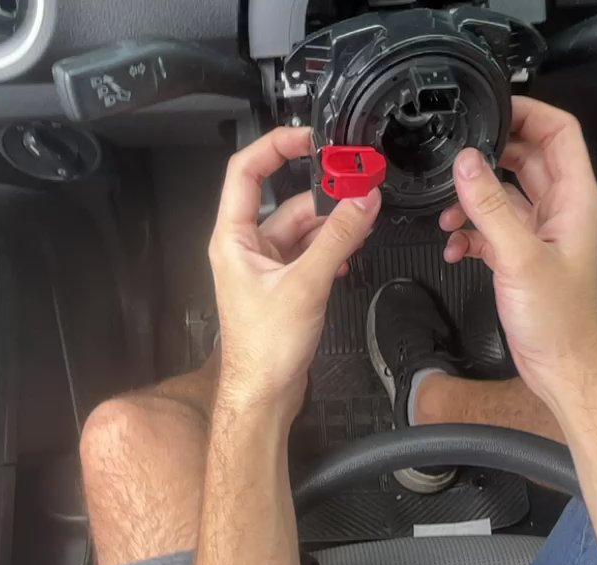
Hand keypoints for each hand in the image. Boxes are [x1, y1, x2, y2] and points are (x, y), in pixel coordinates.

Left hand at [209, 127, 381, 416]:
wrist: (265, 393)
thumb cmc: (264, 350)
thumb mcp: (305, 285)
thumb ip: (337, 239)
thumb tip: (362, 201)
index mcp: (233, 239)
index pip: (246, 171)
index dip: (276, 146)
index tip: (310, 138)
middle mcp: (245, 249)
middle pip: (284, 202)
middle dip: (321, 196)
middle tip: (356, 186)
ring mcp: (264, 269)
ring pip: (301, 231)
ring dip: (330, 227)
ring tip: (361, 222)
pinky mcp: (282, 287)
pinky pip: (307, 256)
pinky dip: (328, 251)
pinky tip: (348, 254)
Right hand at [439, 98, 596, 406]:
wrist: (561, 365)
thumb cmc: (558, 320)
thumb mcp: (520, 257)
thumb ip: (490, 208)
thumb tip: (466, 164)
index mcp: (574, 199)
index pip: (558, 133)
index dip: (529, 113)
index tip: (493, 109)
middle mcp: (560, 211)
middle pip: (525, 161)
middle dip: (489, 158)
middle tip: (458, 159)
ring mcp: (540, 236)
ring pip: (504, 198)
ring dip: (473, 202)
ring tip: (448, 214)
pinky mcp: (522, 259)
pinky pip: (493, 232)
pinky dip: (471, 235)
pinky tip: (454, 248)